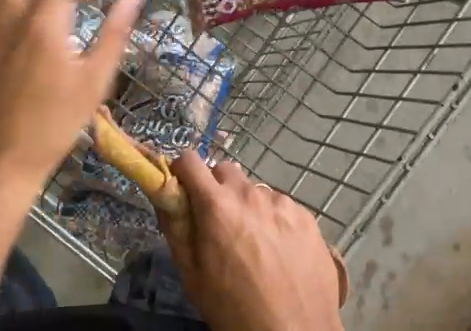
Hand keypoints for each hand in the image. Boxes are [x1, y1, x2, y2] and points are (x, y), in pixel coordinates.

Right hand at [167, 154, 343, 330]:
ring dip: (247, 206)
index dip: (182, 171)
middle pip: (224, 171)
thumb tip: (164, 195)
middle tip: (219, 223)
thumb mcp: (193, 276)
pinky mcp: (306, 215)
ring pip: (254, 190)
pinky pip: (281, 206)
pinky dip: (275, 219)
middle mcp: (249, 193)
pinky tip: (279, 250)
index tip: (183, 189)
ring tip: (255, 243)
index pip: (189, 160)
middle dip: (216, 189)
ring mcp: (281, 202)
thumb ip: (175, 229)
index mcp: (216, 206)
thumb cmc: (235, 310)